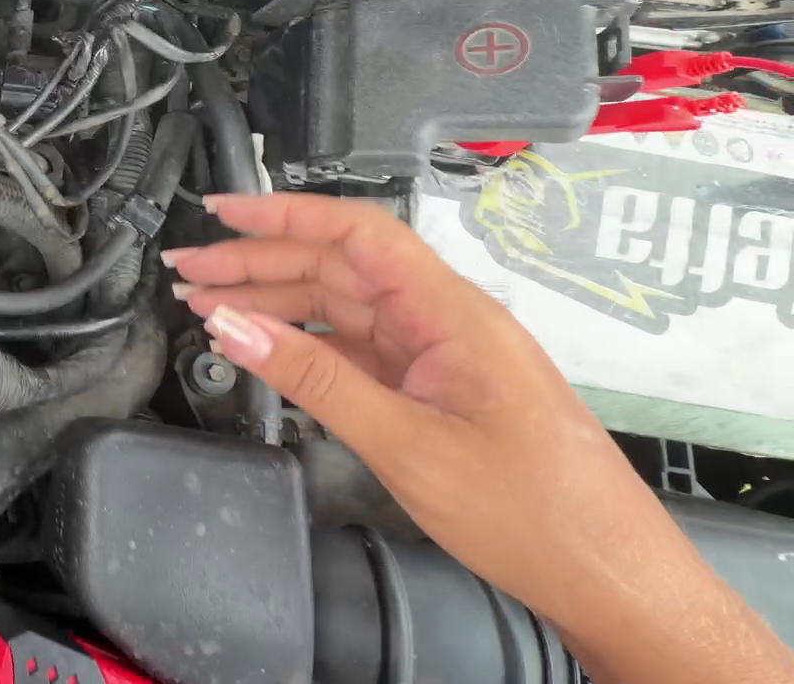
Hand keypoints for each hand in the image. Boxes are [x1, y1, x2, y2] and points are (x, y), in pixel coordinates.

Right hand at [168, 194, 793, 682]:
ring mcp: (429, 350)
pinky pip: (343, 343)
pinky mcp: (420, 381)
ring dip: (264, 300)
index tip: (221, 212)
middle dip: (251, 261)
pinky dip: (292, 340)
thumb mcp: (406, 444)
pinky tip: (252, 343)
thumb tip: (231, 327)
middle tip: (185, 271)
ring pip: (331, 303)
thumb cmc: (533, 516)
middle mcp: (439, 319)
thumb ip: (310, 378)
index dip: (282, 213)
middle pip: (331, 266)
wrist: (613, 587)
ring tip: (201, 303)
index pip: (357, 233)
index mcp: (451, 314)